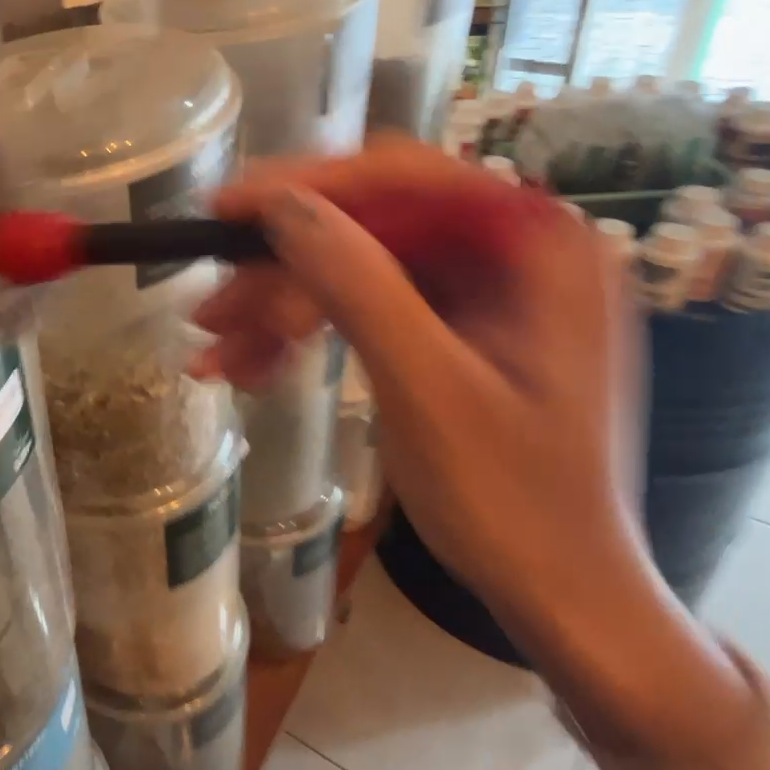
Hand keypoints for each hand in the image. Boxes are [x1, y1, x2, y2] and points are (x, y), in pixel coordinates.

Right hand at [196, 135, 645, 612]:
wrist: (558, 592)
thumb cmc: (513, 501)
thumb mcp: (426, 388)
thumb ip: (357, 285)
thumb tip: (279, 206)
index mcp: (538, 245)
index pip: (406, 178)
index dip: (307, 185)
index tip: (223, 210)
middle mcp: (512, 249)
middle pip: (369, 222)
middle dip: (281, 268)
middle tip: (211, 310)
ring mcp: (481, 289)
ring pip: (352, 265)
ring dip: (278, 306)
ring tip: (215, 353)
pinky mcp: (451, 324)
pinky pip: (362, 304)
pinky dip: (305, 332)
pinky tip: (253, 367)